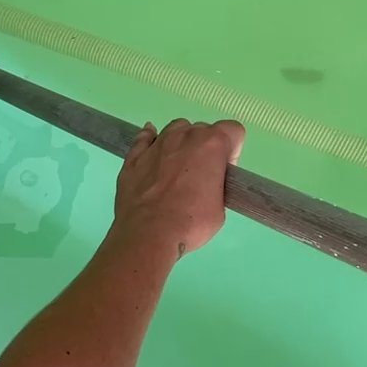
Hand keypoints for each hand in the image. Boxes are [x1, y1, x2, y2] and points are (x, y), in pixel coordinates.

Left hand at [113, 118, 244, 256]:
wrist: (148, 235)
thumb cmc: (190, 224)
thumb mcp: (220, 208)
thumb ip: (216, 186)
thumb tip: (205, 186)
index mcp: (212, 144)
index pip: (232, 131)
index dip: (232, 152)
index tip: (223, 172)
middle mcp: (184, 136)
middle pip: (201, 131)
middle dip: (204, 150)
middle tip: (198, 178)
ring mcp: (156, 145)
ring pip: (174, 131)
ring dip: (179, 144)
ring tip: (175, 170)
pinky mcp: (133, 158)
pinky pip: (143, 139)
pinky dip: (149, 141)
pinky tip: (151, 150)